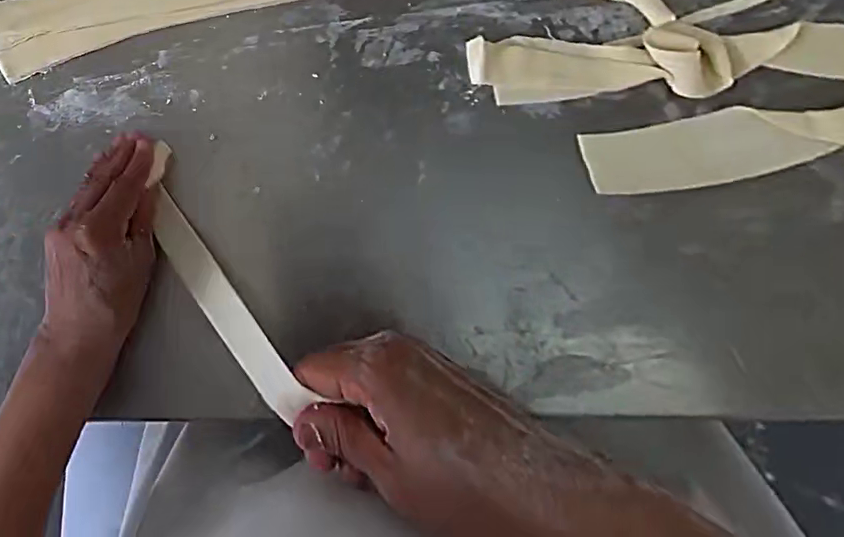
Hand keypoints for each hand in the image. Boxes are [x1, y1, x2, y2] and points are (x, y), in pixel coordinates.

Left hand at [36, 133, 158, 364]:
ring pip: (87, 186)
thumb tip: (148, 188)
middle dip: (120, 155)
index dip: (139, 164)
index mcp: (99, 230)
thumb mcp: (141, 262)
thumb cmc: (115, 307)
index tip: (149, 145)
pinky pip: (79, 200)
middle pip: (101, 179)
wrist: (74, 337)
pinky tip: (103, 174)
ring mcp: (60, 226)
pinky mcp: (54, 232)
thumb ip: (143, 219)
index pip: (124, 187)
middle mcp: (74, 222)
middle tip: (135, 137)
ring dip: (105, 165)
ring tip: (120, 146)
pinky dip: (94, 183)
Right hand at [291, 332, 726, 536]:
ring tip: (380, 462)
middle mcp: (398, 349)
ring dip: (360, 413)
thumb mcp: (389, 475)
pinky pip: (394, 377)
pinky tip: (404, 447)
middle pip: (335, 370)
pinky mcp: (441, 368)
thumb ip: (339, 438)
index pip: (309, 368)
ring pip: (364, 375)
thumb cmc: (480, 487)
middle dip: (330, 412)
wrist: (550, 493)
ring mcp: (422, 355)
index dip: (296, 401)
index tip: (294, 421)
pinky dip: (387, 407)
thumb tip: (314, 423)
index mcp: (376, 366)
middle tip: (339, 458)